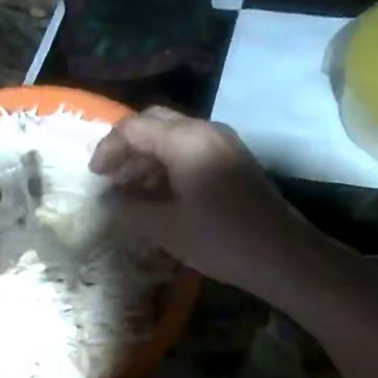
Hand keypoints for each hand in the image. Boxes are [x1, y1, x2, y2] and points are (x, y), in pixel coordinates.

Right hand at [90, 107, 322, 293]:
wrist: (282, 254)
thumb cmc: (219, 239)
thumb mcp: (165, 227)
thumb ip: (129, 207)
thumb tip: (109, 197)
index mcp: (185, 140)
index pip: (133, 128)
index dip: (108, 149)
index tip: (95, 177)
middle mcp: (205, 130)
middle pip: (154, 122)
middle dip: (128, 147)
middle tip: (112, 177)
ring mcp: (223, 143)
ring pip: (174, 135)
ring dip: (149, 156)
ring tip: (133, 191)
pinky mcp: (234, 159)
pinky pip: (192, 149)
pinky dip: (170, 164)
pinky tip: (162, 194)